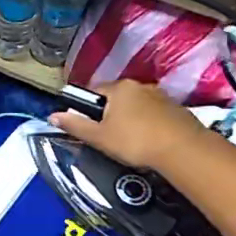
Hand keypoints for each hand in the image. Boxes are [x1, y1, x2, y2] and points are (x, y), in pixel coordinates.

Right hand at [49, 79, 208, 173]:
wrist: (182, 149)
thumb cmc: (134, 141)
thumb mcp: (99, 137)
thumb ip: (75, 125)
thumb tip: (52, 115)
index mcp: (119, 88)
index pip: (94, 91)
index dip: (87, 108)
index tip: (89, 126)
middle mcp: (140, 85)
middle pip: (117, 97)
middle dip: (110, 113)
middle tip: (108, 136)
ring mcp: (161, 95)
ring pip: (137, 105)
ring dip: (131, 118)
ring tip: (130, 141)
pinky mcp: (176, 109)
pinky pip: (154, 113)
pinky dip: (148, 123)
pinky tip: (149, 140)